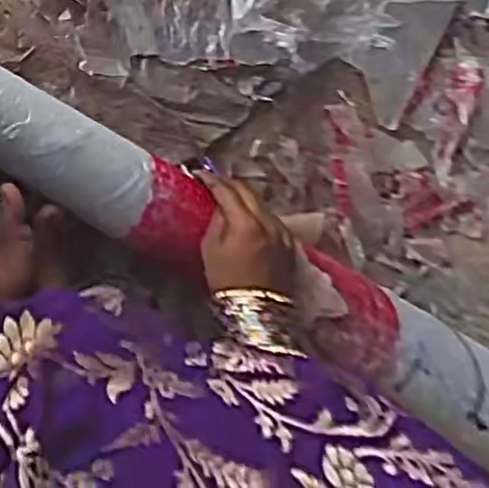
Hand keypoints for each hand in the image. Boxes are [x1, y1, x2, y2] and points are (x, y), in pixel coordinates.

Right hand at [197, 172, 298, 295]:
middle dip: (229, 182)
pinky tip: (249, 215)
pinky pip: (272, 217)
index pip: (226, 190)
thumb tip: (218, 204)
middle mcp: (267, 222)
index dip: (211, 179)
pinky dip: (258, 211)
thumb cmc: (227, 281)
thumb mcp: (210, 249)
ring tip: (230, 196)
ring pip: (262, 202)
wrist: (259, 314)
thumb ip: (216, 220)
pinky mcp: (290, 243)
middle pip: (247, 190)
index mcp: (245, 223)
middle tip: (213, 181)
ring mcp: (282, 232)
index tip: (199, 174)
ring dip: (244, 195)